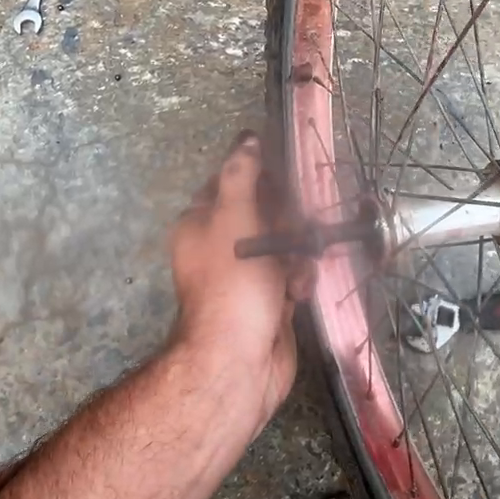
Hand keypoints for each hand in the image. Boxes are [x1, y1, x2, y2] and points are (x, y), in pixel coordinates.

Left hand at [166, 133, 306, 424]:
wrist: (240, 360)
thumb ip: (242, 175)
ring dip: (296, 251)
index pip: (230, 183)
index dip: (258, 175)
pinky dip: (298, 280)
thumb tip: (247, 138)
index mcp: (200, 223)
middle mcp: (219, 246)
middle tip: (297, 224)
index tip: (287, 172)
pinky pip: (289, 275)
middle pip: (261, 213)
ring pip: (281, 244)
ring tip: (297, 268)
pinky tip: (299, 291)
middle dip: (285, 218)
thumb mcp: (234, 217)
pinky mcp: (268, 300)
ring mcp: (244, 275)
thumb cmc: (233, 283)